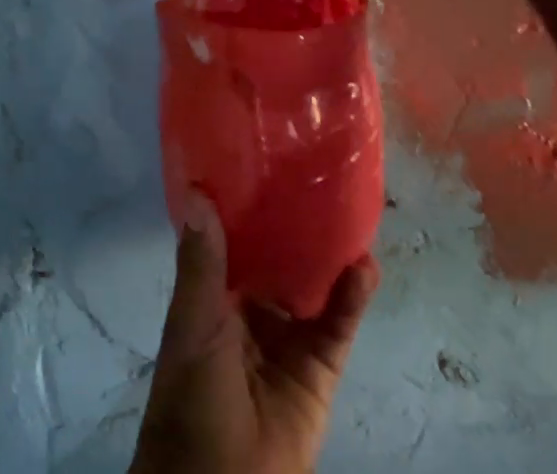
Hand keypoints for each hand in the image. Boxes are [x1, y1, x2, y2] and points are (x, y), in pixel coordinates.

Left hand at [130, 193, 379, 473]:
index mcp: (214, 298)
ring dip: (331, 252)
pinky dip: (353, 294)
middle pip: (280, 256)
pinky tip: (364, 265)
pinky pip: (339, 321)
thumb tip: (196, 191)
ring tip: (351, 204)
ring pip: (314, 283)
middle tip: (320, 169)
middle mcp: (252, 309)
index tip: (266, 155)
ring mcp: (289, 335)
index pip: (234, 240)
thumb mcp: (193, 328)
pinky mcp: (321, 363)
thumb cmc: (192, 402)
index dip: (248, 203)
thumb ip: (201, 265)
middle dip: (298, 221)